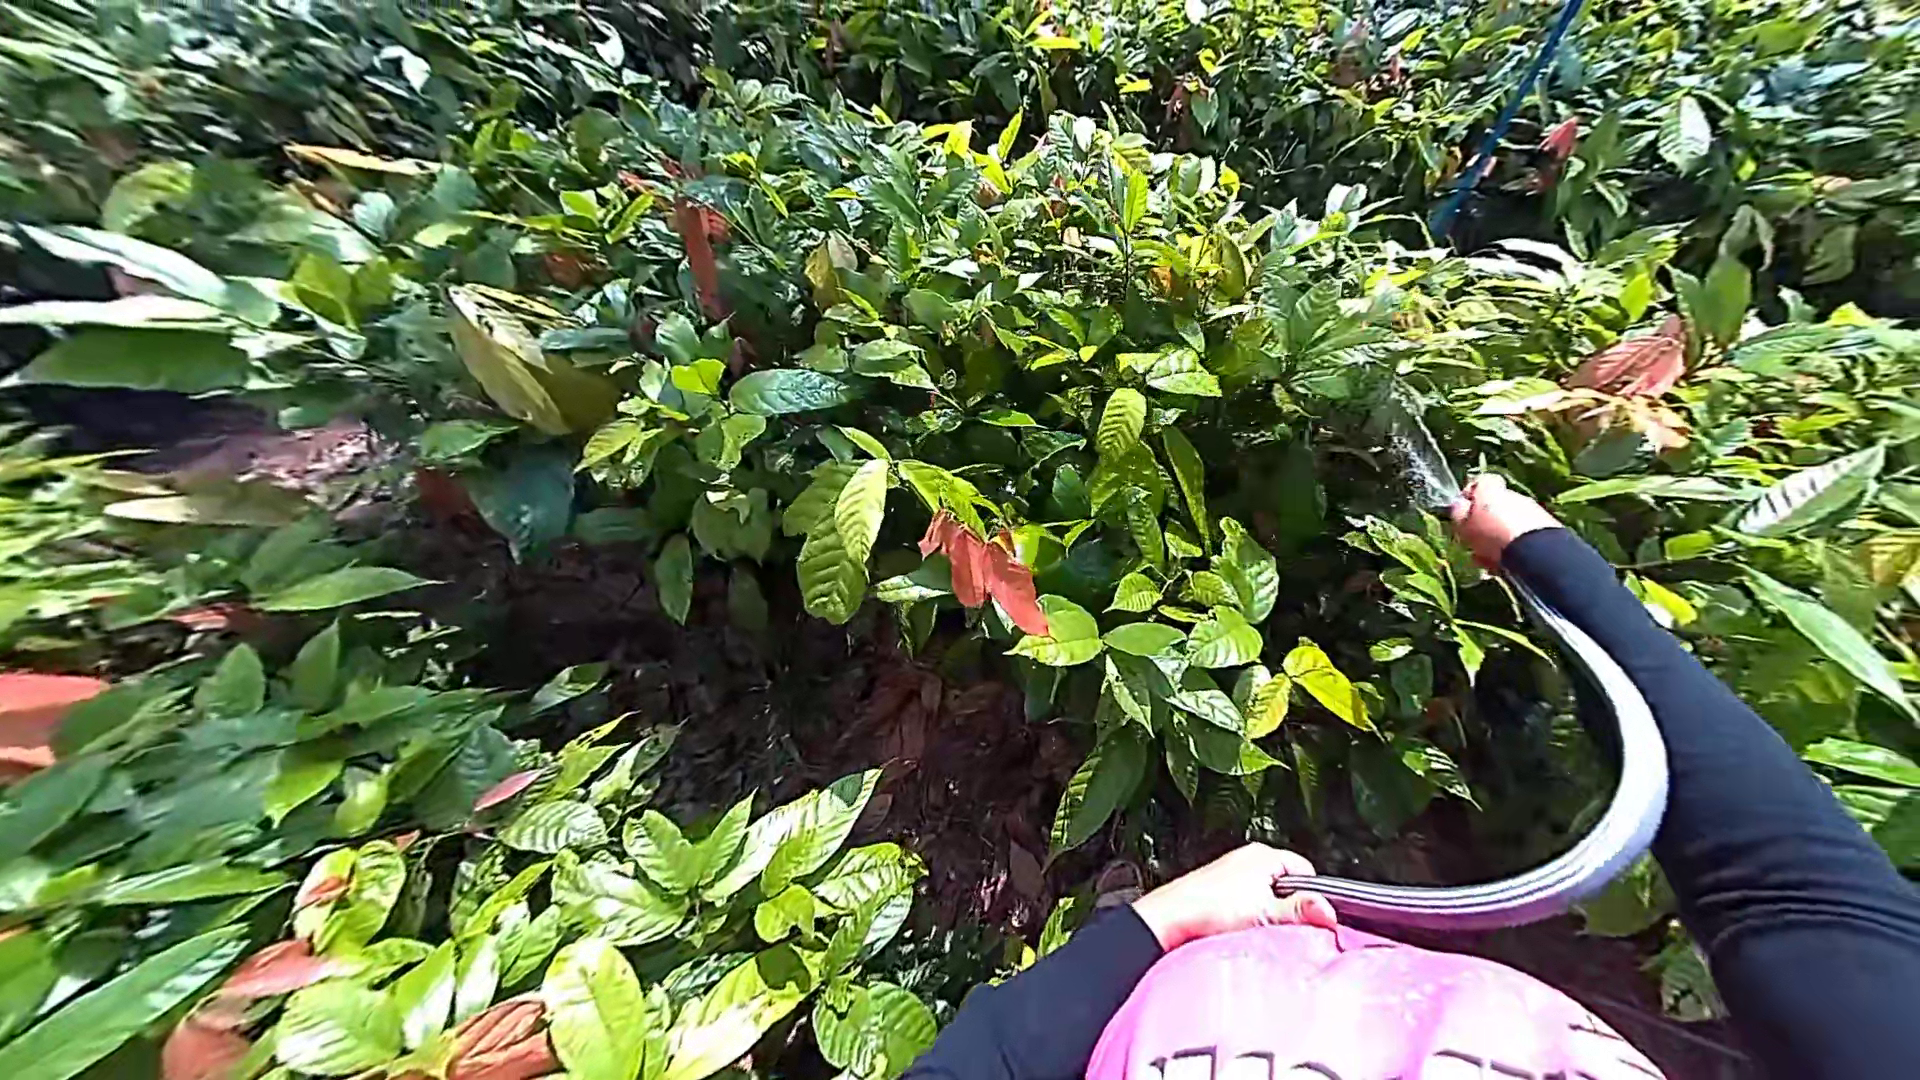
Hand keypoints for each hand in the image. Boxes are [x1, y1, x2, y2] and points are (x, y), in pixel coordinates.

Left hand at [1129, 843, 1335, 949]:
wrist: (1173, 918)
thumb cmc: (1211, 906)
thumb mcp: (1267, 911)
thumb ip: (1300, 910)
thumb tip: (1329, 911)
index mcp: (1262, 855)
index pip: (1306, 871)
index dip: (1314, 897)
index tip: (1315, 918)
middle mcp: (1248, 860)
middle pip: (1289, 887)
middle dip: (1294, 909)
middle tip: (1290, 930)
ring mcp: (1233, 876)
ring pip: (1270, 899)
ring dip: (1273, 917)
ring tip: (1265, 932)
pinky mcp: (1222, 893)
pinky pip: (1251, 906)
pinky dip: (1254, 919)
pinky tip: (1248, 933)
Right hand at [1449, 473, 1561, 570]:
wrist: (1536, 551)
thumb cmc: (1491, 535)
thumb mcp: (1464, 525)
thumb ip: (1458, 512)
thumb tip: (1458, 504)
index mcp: (1493, 491)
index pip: (1481, 481)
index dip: (1471, 492)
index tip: (1462, 508)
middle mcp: (1515, 496)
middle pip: (1495, 503)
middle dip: (1484, 518)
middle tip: (1473, 536)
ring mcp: (1533, 511)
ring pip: (1508, 519)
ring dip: (1498, 532)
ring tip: (1487, 554)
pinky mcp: (1546, 527)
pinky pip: (1521, 532)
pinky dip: (1513, 542)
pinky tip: (1504, 559)